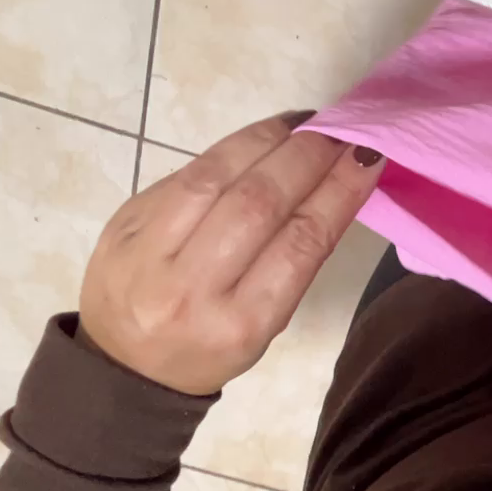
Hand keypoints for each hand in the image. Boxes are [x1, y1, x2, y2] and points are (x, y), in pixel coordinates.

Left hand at [78, 111, 383, 394]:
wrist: (124, 366)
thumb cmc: (210, 353)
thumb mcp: (262, 329)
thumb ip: (290, 264)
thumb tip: (328, 189)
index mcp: (239, 325)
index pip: (300, 245)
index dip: (337, 194)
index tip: (367, 157)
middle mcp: (193, 287)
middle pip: (259, 204)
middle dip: (308, 158)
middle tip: (341, 131)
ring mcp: (151, 250)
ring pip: (219, 177)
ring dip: (271, 141)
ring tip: (306, 124)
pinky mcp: (126, 219)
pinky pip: (187, 173)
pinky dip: (233, 147)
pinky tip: (262, 136)